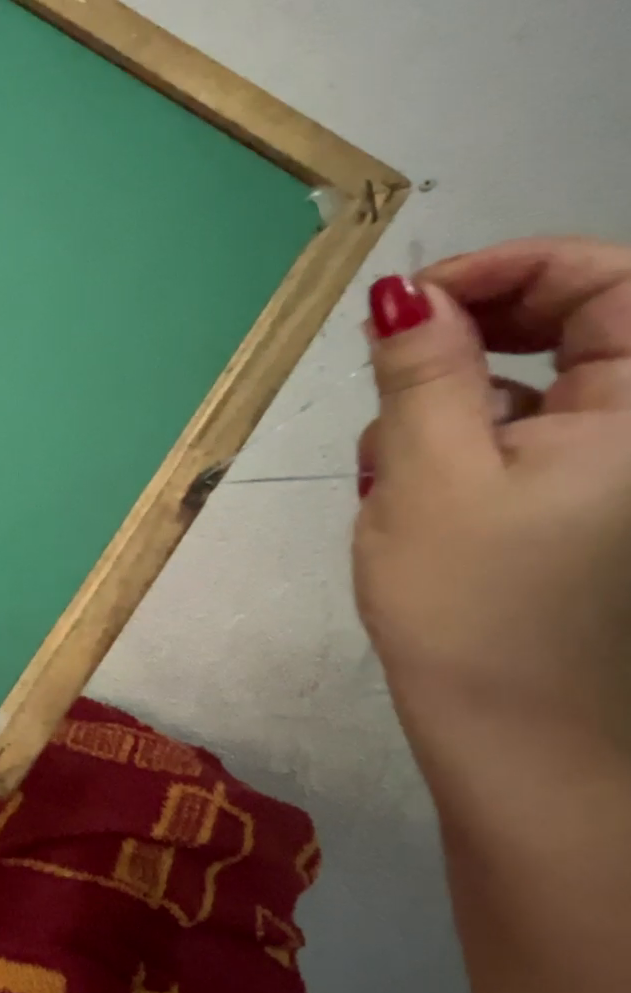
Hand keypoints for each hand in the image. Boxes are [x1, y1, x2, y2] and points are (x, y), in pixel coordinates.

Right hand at [355, 239, 630, 754]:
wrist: (513, 723)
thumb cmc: (469, 599)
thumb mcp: (427, 474)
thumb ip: (421, 371)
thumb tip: (400, 292)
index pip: (609, 277)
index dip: (505, 266)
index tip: (405, 303)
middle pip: (580, 321)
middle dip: (471, 334)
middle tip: (388, 370)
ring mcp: (621, 463)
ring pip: (539, 379)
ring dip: (452, 397)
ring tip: (390, 460)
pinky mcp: (591, 495)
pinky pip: (530, 429)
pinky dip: (466, 438)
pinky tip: (417, 486)